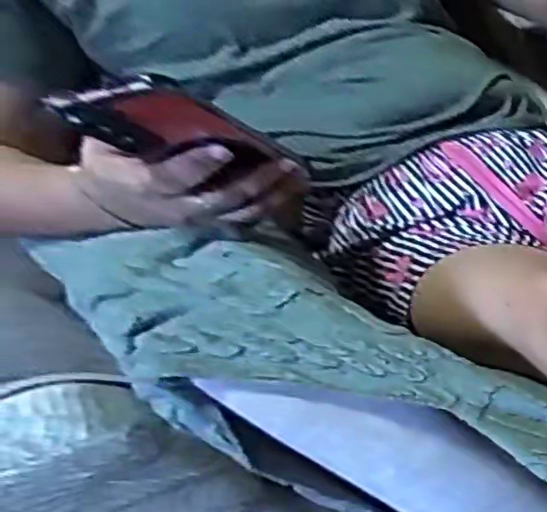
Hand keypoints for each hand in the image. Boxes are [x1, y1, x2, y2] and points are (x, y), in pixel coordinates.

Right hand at [72, 138, 303, 229]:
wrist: (113, 206)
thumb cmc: (108, 166)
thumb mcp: (101, 146)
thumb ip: (125, 132)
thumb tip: (148, 106)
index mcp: (147, 184)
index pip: (178, 176)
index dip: (201, 164)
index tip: (224, 149)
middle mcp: (184, 207)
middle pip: (229, 196)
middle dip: (259, 179)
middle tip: (283, 162)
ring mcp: (209, 220)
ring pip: (250, 210)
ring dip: (278, 193)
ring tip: (298, 175)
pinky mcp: (223, 226)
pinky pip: (256, 218)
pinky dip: (279, 206)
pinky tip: (296, 191)